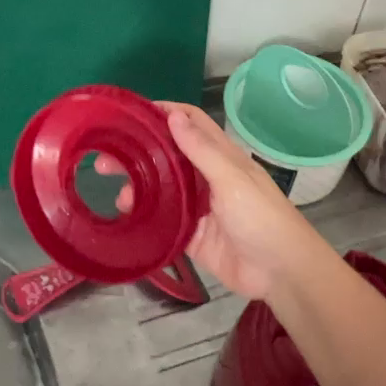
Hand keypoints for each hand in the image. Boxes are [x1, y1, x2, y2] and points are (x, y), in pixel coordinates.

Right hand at [102, 102, 331, 300]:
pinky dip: (145, 216)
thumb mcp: (232, 180)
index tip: (131, 114)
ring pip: (162, 188)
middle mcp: (207, 176)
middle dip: (139, 153)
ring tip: (119, 196)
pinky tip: (126, 216)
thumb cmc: (262, 218)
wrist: (280, 271)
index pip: (190, 123)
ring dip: (138, 187)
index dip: (164, 113)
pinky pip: (164, 220)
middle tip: (105, 161)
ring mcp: (199, 206)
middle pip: (168, 156)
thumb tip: (173, 116)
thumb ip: (202, 150)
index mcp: (221, 156)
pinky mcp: (192, 235)